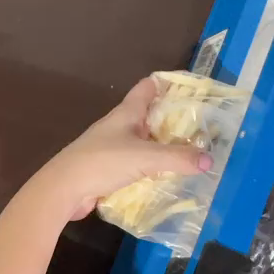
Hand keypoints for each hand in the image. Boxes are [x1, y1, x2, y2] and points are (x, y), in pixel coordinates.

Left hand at [30, 77, 211, 220]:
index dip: (170, 83)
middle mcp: (119, 127)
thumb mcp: (145, 157)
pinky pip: (136, 166)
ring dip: (163, 147)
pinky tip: (167, 178)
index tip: (195, 89)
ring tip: (190, 154)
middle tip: (202, 127)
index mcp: (126, 113)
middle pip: (150, 116)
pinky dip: (151, 169)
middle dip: (174, 120)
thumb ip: (178, 158)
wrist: (63, 190)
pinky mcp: (108, 171)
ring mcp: (112, 149)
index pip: (149, 86)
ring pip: (143, 143)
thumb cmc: (102, 162)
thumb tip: (209, 160)